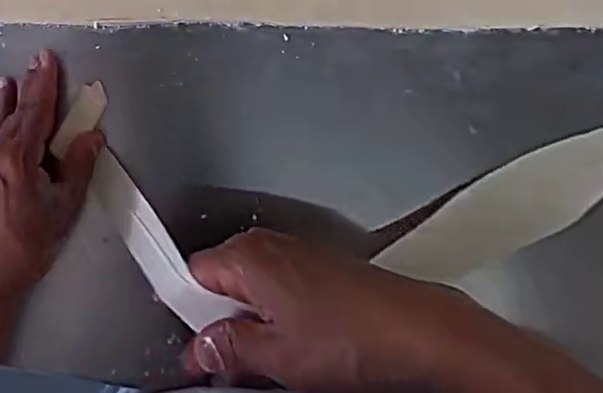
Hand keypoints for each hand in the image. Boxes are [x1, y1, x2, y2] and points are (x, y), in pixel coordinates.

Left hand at [0, 49, 103, 298]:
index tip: (50, 59)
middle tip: (43, 55)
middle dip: (36, 81)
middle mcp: (1, 148)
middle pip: (24, 108)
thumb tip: (92, 135)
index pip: (39, 111)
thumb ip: (78, 166)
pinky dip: (5, 106)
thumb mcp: (64, 207)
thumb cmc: (31, 241)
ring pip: (11, 115)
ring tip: (29, 68)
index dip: (47, 84)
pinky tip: (5, 90)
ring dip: (23, 91)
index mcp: (20, 157)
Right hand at [182, 229, 602, 392]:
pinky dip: (277, 312)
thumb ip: (230, 349)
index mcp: (246, 256)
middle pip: (218, 279)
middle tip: (240, 360)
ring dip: (251, 319)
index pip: (190, 275)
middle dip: (222, 320)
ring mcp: (290, 251)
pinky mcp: (311, 263)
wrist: (413, 329)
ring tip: (279, 353)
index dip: (189, 316)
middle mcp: (264, 243)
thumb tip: (203, 350)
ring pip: (248, 285)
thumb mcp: (280, 358)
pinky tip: (300, 340)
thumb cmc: (353, 333)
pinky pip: (275, 284)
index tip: (196, 349)